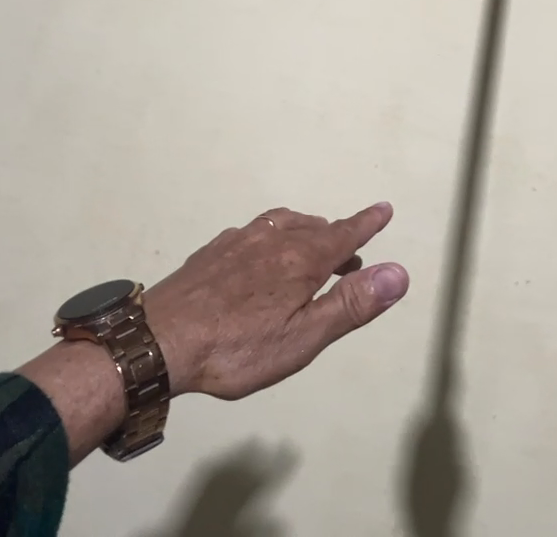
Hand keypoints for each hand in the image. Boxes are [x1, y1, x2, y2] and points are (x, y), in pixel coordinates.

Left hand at [143, 203, 408, 400]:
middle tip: (351, 256)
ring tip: (311, 249)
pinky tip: (261, 254)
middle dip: (337, 238)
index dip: (367, 223)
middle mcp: (272, 239)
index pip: (344, 235)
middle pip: (315, 230)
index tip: (384, 209)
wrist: (159, 340)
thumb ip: (350, 304)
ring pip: (283, 224)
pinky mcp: (213, 251)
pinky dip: (273, 235)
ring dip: (305, 232)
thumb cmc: (238, 347)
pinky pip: (254, 231)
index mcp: (300, 260)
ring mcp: (239, 241)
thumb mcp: (303, 337)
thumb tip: (398, 272)